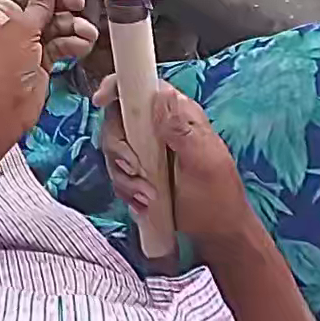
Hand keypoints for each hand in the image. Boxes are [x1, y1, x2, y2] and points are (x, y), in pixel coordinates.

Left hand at [0, 0, 97, 150]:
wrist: (2, 110)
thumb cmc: (2, 69)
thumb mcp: (21, 29)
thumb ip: (38, 5)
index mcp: (2, 12)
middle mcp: (16, 26)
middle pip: (45, 7)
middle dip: (63, 6)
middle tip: (79, 5)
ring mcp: (30, 44)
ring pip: (57, 27)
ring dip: (74, 27)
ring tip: (86, 33)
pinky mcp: (43, 61)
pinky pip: (62, 46)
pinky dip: (74, 44)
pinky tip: (83, 45)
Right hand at [93, 78, 258, 251]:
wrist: (218, 233)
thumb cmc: (218, 195)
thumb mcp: (203, 161)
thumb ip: (181, 129)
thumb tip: (161, 94)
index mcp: (177, 114)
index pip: (141, 87)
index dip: (117, 87)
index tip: (101, 101)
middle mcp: (157, 126)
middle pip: (117, 121)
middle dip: (119, 149)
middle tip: (134, 170)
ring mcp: (146, 149)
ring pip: (113, 150)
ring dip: (124, 176)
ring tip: (147, 196)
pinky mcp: (139, 170)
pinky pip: (117, 173)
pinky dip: (126, 189)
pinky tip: (144, 204)